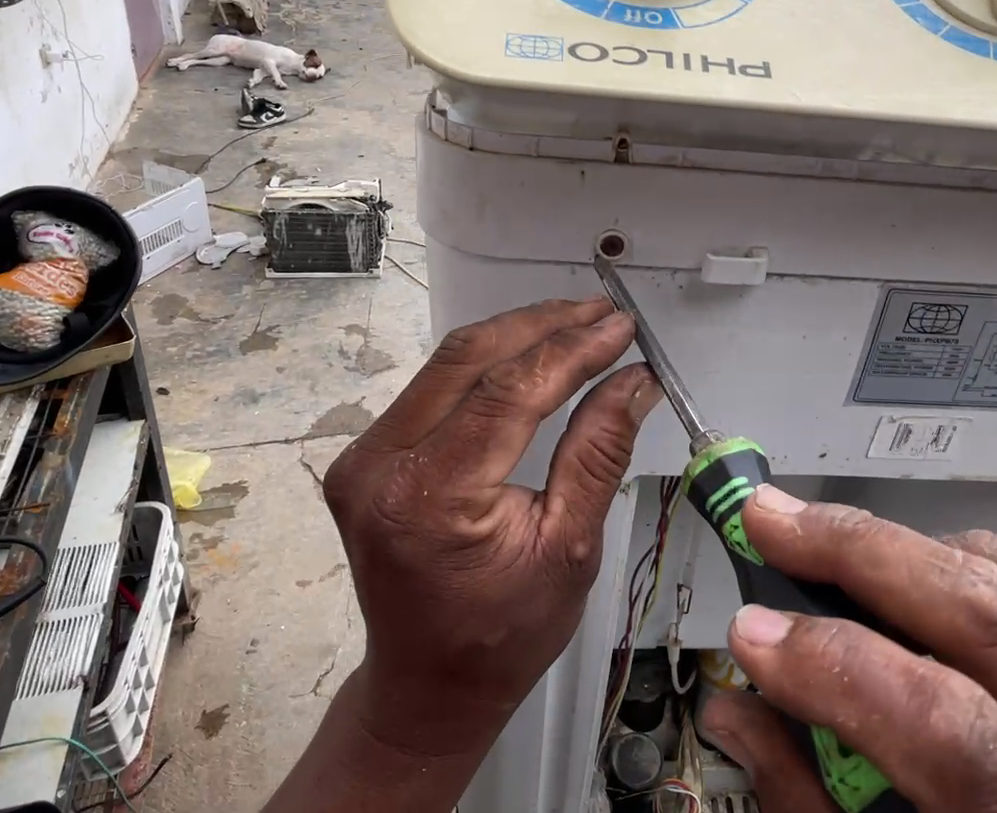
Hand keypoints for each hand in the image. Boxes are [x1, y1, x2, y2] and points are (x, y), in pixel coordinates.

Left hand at [319, 297, 661, 753]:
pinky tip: (530, 352)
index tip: (621, 328)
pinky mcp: (366, 454)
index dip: (571, 351)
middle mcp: (379, 465)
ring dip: (516, 334)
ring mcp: (363, 455)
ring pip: (447, 362)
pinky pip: (434, 385)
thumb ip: (598, 453)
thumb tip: (633, 378)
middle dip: (543, 325)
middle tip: (603, 314)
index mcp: (430, 498)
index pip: (508, 392)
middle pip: (469, 359)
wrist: (426, 683)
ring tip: (577, 322)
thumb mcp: (569, 549)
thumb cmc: (505, 634)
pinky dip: (488, 361)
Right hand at [699, 487, 996, 812]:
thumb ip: (810, 808)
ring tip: (810, 537)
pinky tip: (884, 573)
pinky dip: (936, 562)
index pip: (948, 722)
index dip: (834, 665)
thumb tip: (735, 711)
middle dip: (858, 550)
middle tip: (770, 520)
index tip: (751, 634)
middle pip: (984, 610)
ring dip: (888, 544)